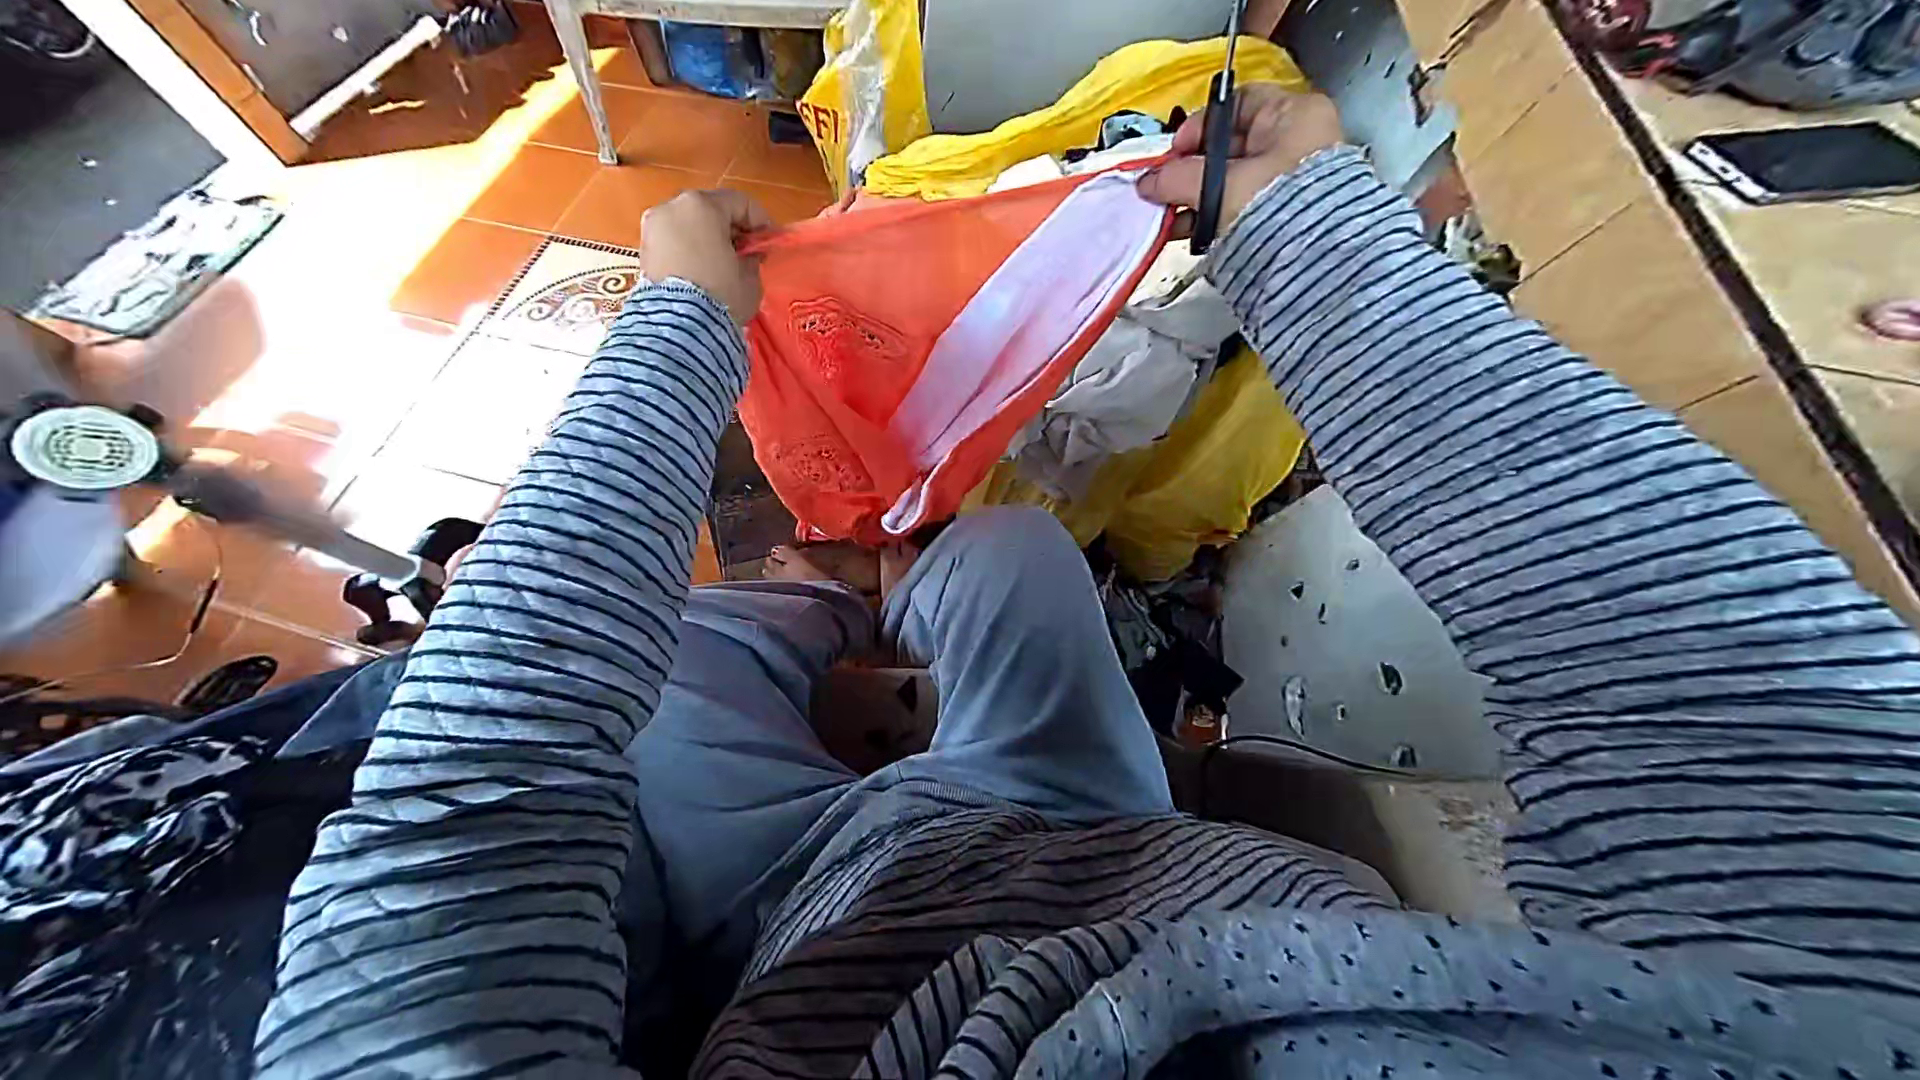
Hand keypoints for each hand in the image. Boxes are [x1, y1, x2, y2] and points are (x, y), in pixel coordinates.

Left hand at [640, 189, 771, 325]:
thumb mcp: (750, 277)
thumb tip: (746, 254)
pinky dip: (690, 250)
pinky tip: (702, 272)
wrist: (680, 326)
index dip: (761, 221)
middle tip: (747, 253)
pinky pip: (675, 242)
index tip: (770, 241)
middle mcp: (673, 206)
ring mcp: (653, 226)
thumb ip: (751, 258)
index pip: (740, 202)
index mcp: (703, 206)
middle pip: (711, 209)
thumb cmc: (721, 295)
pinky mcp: (644, 249)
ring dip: (708, 239)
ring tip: (722, 265)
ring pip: (689, 224)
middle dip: (731, 229)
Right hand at [1136, 84, 1343, 232]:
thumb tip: (1148, 181)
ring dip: (1193, 197)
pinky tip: (1184, 228)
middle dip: (1189, 168)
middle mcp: (1294, 143)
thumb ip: (1178, 178)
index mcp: (1292, 116)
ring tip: (1168, 214)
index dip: (1202, 122)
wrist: (1309, 258)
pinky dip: (1208, 216)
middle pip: (1228, 147)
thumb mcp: (1221, 184)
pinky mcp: (1275, 215)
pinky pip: (1234, 208)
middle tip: (1163, 186)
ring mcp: (1285, 182)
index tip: (1175, 148)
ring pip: (1228, 181)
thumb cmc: (1272, 205)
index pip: (1238, 103)